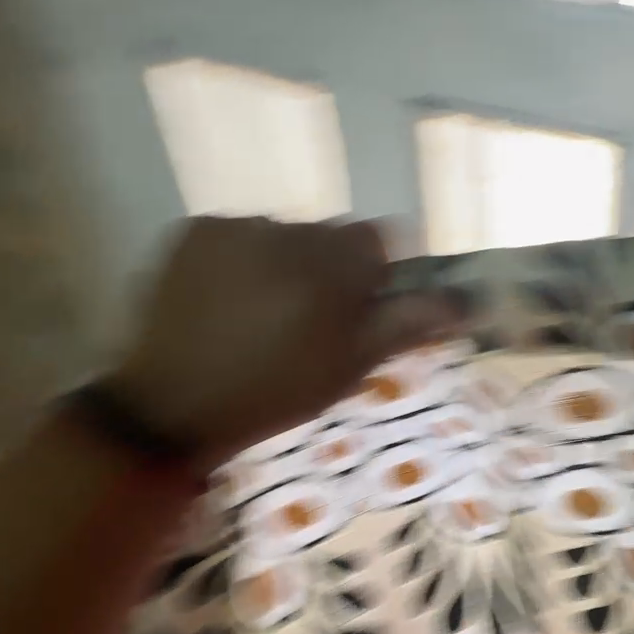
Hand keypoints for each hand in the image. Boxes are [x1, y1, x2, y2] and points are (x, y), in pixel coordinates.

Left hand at [108, 217, 455, 470]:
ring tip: (265, 313)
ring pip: (286, 234)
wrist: (172, 406)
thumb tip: (462, 303)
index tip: (359, 311)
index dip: (375, 275)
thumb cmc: (276, 393)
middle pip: (331, 235)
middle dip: (331, 269)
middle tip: (311, 321)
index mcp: (328, 268)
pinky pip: (241, 234)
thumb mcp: (351, 366)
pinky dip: (246, 260)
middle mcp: (283, 232)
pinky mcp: (193, 231)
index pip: (378, 240)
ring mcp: (233, 228)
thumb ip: (406, 324)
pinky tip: (231, 301)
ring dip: (289, 263)